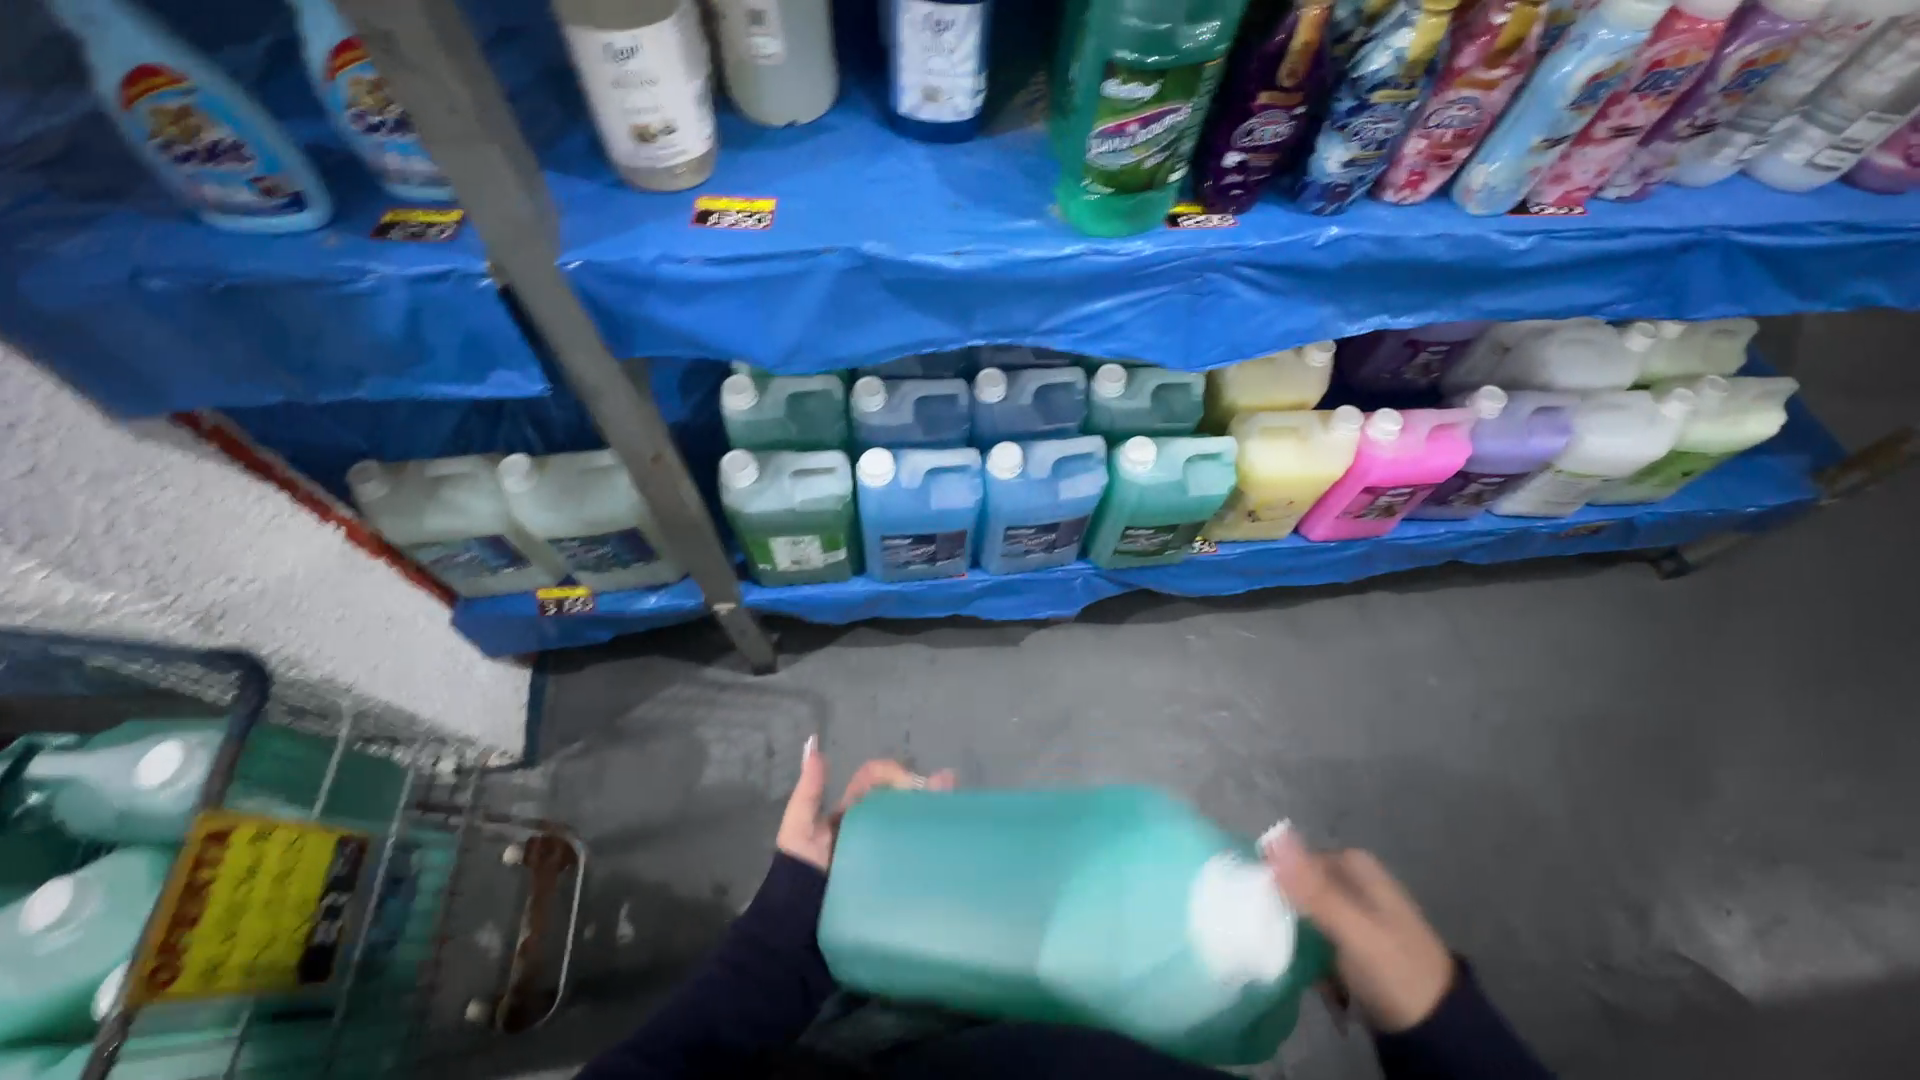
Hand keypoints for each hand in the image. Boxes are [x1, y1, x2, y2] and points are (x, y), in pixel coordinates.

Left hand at [776, 735, 955, 871]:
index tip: (905, 780)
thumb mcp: (797, 831)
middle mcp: (872, 828)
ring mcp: (887, 853)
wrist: (805, 926)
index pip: (875, 781)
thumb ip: (809, 794)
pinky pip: (921, 854)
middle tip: (944, 784)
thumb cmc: (800, 876)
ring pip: (915, 822)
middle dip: (924, 787)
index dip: (890, 773)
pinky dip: (939, 839)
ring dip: (936, 805)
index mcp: (851, 814)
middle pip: (902, 799)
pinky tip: (956, 830)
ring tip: (954, 798)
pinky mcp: (898, 879)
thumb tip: (817, 751)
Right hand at [1263, 828, 1455, 1033]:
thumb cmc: (1396, 970)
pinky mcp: (1352, 944)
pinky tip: (1319, 980)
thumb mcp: (1352, 928)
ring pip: (1304, 918)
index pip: (1294, 860)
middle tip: (1281, 946)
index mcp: (1355, 866)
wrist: (1438, 1028)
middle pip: (1298, 890)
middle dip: (1288, 920)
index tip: (1261, 912)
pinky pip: (1316, 942)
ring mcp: (1353, 914)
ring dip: (1299, 944)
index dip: (1275, 884)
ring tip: (1302, 969)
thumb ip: (1312, 886)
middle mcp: (1353, 883)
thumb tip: (1273, 834)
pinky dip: (1312, 960)